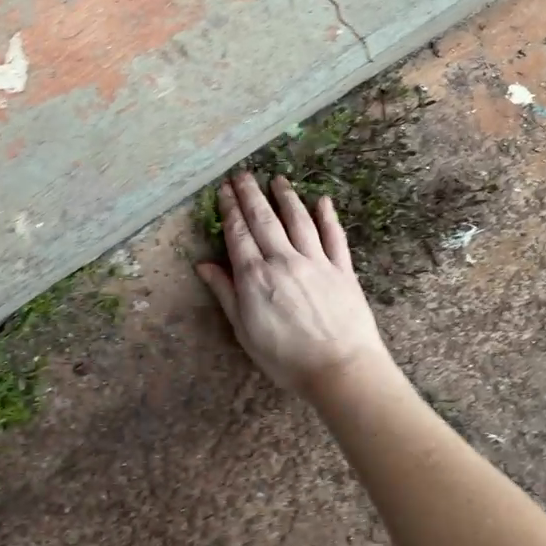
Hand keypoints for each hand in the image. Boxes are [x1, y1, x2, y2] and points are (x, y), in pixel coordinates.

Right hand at [195, 171, 393, 397]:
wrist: (341, 371)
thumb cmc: (285, 358)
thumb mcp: (244, 330)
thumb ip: (225, 293)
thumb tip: (203, 265)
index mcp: (255, 276)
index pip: (238, 234)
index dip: (230, 209)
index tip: (224, 189)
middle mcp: (283, 261)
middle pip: (264, 220)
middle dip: (251, 195)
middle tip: (243, 174)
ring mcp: (316, 263)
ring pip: (298, 221)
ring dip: (286, 197)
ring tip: (277, 179)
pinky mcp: (342, 271)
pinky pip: (334, 237)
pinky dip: (328, 217)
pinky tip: (323, 201)